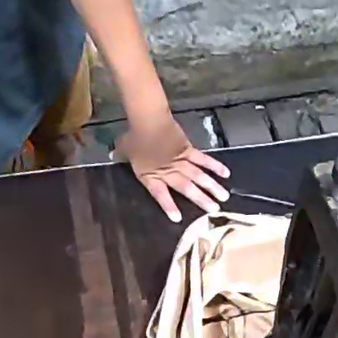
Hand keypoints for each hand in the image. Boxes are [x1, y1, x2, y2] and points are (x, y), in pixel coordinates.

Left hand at [116, 117, 230, 222]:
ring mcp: (181, 162)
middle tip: (214, 211)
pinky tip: (225, 174)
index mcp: (151, 177)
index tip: (177, 219)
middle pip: (186, 189)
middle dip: (201, 200)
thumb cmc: (134, 136)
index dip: (168, 206)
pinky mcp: (189, 150)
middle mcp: (169, 172)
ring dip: (212, 188)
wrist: (148, 119)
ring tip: (224, 198)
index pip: (161, 195)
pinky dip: (214, 166)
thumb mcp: (124, 149)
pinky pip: (203, 160)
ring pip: (198, 177)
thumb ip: (120, 155)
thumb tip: (111, 156)